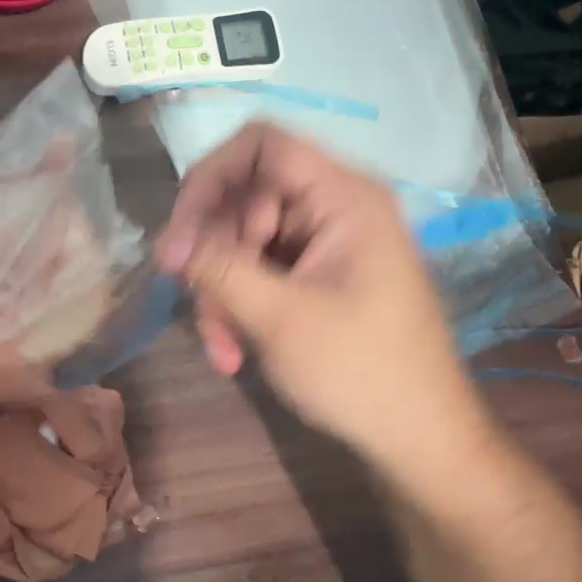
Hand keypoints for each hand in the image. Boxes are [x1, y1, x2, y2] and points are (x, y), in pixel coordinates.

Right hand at [155, 122, 492, 474]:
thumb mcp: (278, 316)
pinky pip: (257, 276)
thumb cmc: (359, 371)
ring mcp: (324, 246)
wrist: (416, 436)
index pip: (260, 145)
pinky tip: (233, 355)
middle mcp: (333, 209)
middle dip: (211, 255)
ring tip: (222, 349)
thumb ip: (218, 267)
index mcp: (343, 196)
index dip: (208, 178)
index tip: (179, 238)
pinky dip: (236, 310)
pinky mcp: (315, 280)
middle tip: (196, 302)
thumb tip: (165, 241)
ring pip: (241, 244)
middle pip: (242, 199)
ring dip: (219, 294)